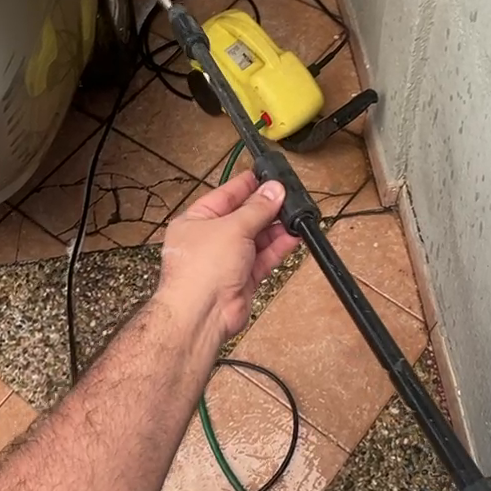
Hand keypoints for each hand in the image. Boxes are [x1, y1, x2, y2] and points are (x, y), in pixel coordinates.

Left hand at [155, 171, 301, 344]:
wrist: (202, 314)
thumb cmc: (198, 273)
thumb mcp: (232, 228)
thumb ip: (256, 209)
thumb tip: (272, 192)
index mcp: (196, 221)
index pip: (224, 195)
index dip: (246, 185)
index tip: (266, 176)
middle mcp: (209, 240)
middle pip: (242, 217)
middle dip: (265, 208)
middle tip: (286, 197)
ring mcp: (226, 261)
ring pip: (256, 239)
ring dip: (275, 228)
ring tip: (294, 216)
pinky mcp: (241, 279)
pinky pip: (263, 258)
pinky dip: (278, 248)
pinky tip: (293, 237)